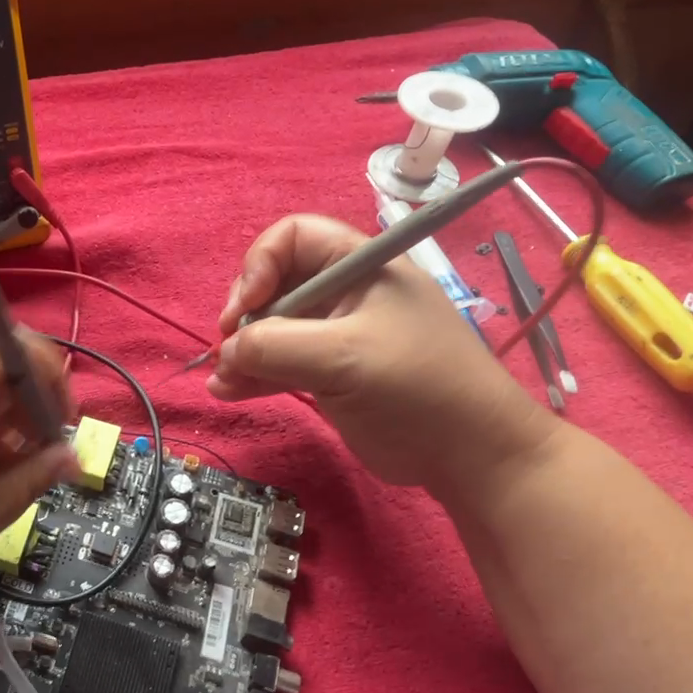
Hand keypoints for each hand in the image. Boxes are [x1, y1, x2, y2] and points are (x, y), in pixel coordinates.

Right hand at [207, 214, 557, 491]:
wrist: (468, 455)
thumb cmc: (417, 388)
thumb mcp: (343, 357)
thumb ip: (276, 346)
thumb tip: (227, 351)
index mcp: (360, 267)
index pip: (293, 236)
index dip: (259, 264)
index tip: (247, 307)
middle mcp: (344, 292)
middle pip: (274, 282)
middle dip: (246, 313)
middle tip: (232, 347)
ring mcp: (335, 334)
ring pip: (271, 327)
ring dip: (242, 350)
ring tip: (223, 379)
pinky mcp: (328, 372)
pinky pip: (278, 362)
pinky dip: (252, 373)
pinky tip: (228, 391)